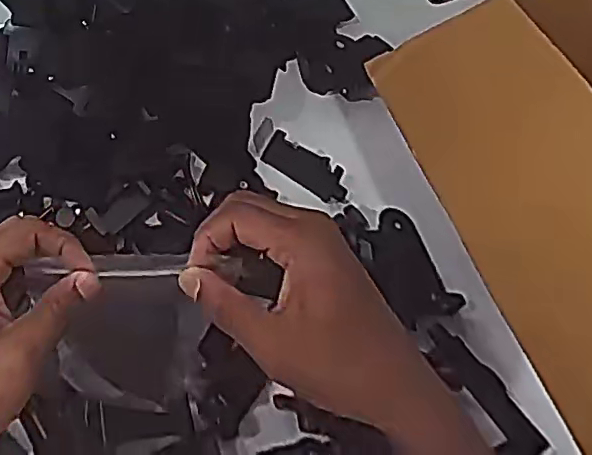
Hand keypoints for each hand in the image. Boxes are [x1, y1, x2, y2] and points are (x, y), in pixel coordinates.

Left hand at [0, 216, 99, 454]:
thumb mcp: (20, 352)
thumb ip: (57, 308)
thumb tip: (84, 280)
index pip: (30, 229)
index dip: (65, 244)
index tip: (86, 270)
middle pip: (21, 233)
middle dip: (57, 250)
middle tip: (82, 274)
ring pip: (13, 252)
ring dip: (44, 266)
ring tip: (69, 289)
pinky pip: (3, 273)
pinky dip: (29, 280)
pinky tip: (44, 303)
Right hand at [180, 193, 488, 454]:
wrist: (396, 387)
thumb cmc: (352, 367)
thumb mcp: (272, 343)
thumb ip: (224, 305)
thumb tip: (194, 279)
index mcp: (302, 239)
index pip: (234, 213)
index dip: (206, 240)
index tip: (197, 271)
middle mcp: (314, 228)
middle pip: (245, 203)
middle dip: (216, 234)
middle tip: (203, 273)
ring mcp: (322, 237)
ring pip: (261, 213)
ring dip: (234, 239)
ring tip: (224, 282)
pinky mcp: (325, 250)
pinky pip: (277, 229)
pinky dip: (254, 245)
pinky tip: (250, 282)